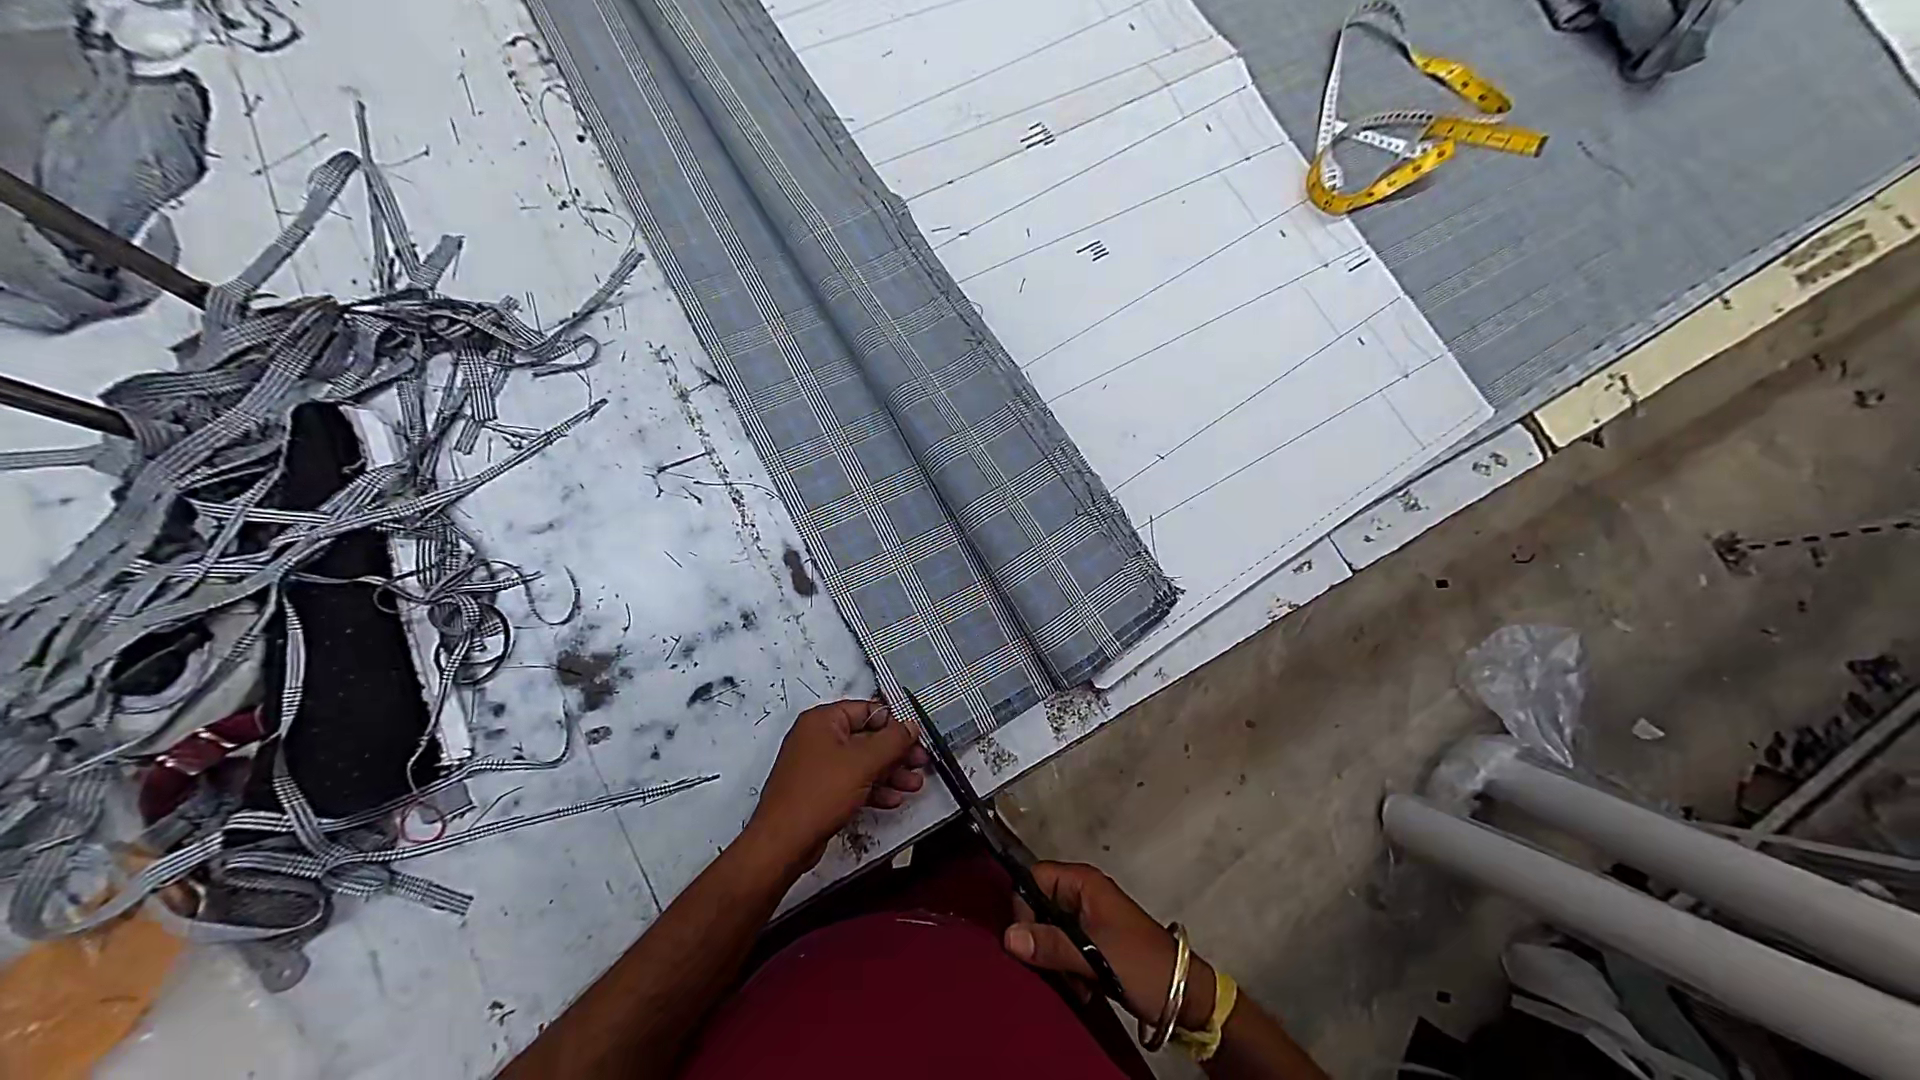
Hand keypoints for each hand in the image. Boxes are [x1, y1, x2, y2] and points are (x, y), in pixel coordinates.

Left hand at [744, 699, 928, 872]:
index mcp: (822, 721)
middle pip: (867, 737)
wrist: (785, 842)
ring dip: (889, 772)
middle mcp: (817, 738)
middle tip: (917, 760)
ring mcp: (817, 765)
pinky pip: (853, 782)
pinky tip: (890, 798)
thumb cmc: (812, 798)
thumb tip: (908, 727)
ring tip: (911, 783)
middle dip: (895, 752)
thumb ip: (892, 741)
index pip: (867, 710)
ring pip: (862, 762)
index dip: (894, 722)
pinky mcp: (819, 790)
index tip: (913, 735)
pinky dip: (873, 788)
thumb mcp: (863, 762)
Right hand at [1004, 862, 1214, 1030]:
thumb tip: (1008, 937)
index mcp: (1083, 883)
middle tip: (1052, 966)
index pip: (1034, 877)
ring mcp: (1088, 920)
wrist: (1185, 997)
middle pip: (1038, 905)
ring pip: (1049, 930)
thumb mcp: (1094, 955)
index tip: (1027, 939)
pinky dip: (1066, 968)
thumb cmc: (1141, 965)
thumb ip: (1050, 944)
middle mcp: (1082, 894)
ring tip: (1073, 982)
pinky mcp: (1093, 944)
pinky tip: (1081, 988)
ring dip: (1053, 959)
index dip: (1025, 905)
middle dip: (1039, 938)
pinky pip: (1063, 949)